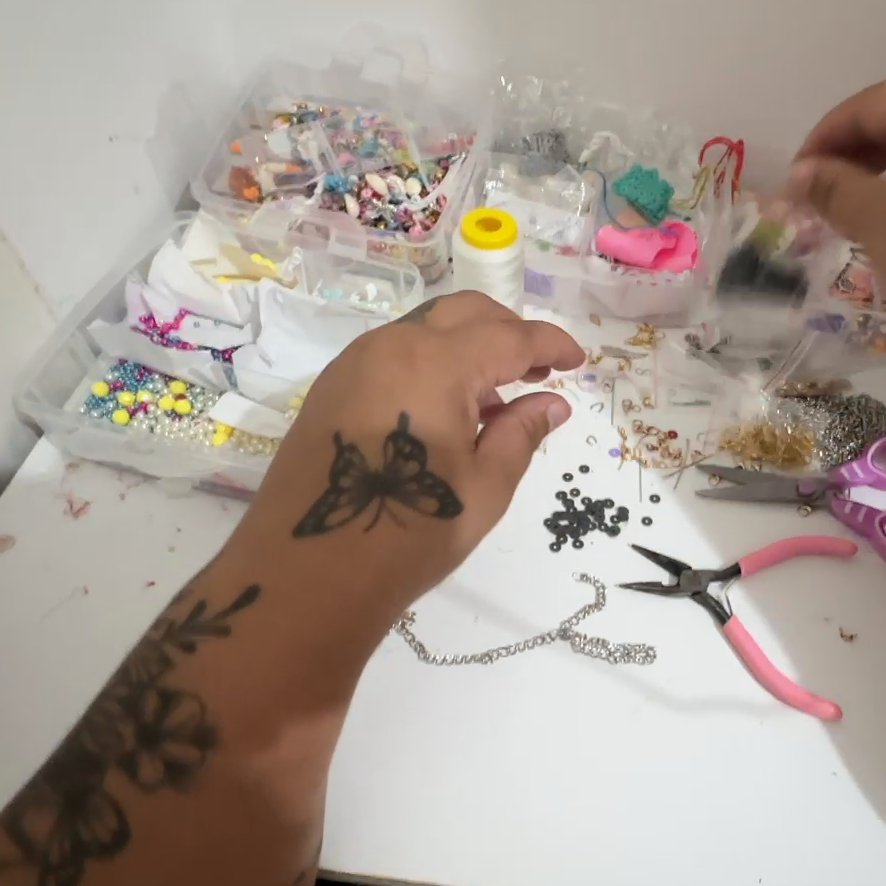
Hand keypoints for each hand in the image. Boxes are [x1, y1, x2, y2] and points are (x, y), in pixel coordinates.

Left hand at [231, 292, 583, 641]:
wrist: (308, 571)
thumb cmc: (410, 533)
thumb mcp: (484, 488)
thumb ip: (521, 434)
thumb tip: (553, 404)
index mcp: (436, 363)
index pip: (510, 337)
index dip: (550, 344)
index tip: (578, 360)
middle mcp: (392, 346)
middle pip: (464, 314)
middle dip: (509, 331)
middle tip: (540, 369)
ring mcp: (354, 364)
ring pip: (425, 331)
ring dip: (468, 348)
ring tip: (494, 399)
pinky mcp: (331, 389)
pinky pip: (395, 355)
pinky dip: (432, 364)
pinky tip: (444, 411)